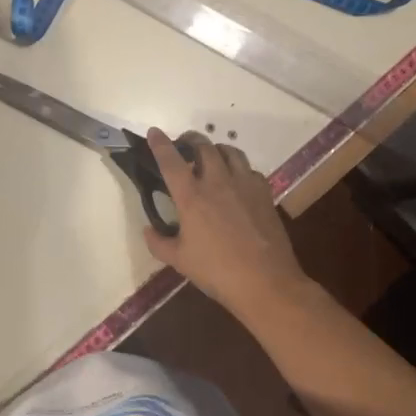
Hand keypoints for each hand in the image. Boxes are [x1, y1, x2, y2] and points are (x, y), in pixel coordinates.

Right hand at [141, 129, 302, 309]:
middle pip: (204, 147)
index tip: (154, 132)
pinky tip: (237, 182)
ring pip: (231, 152)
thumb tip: (148, 230)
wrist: (266, 282)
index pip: (171, 161)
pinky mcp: (265, 194)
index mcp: (192, 197)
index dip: (160, 144)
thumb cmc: (217, 271)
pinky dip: (239, 169)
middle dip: (191, 139)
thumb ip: (158, 243)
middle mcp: (218, 183)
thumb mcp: (179, 261)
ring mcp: (245, 186)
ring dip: (217, 149)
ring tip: (211, 157)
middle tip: (184, 145)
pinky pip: (250, 170)